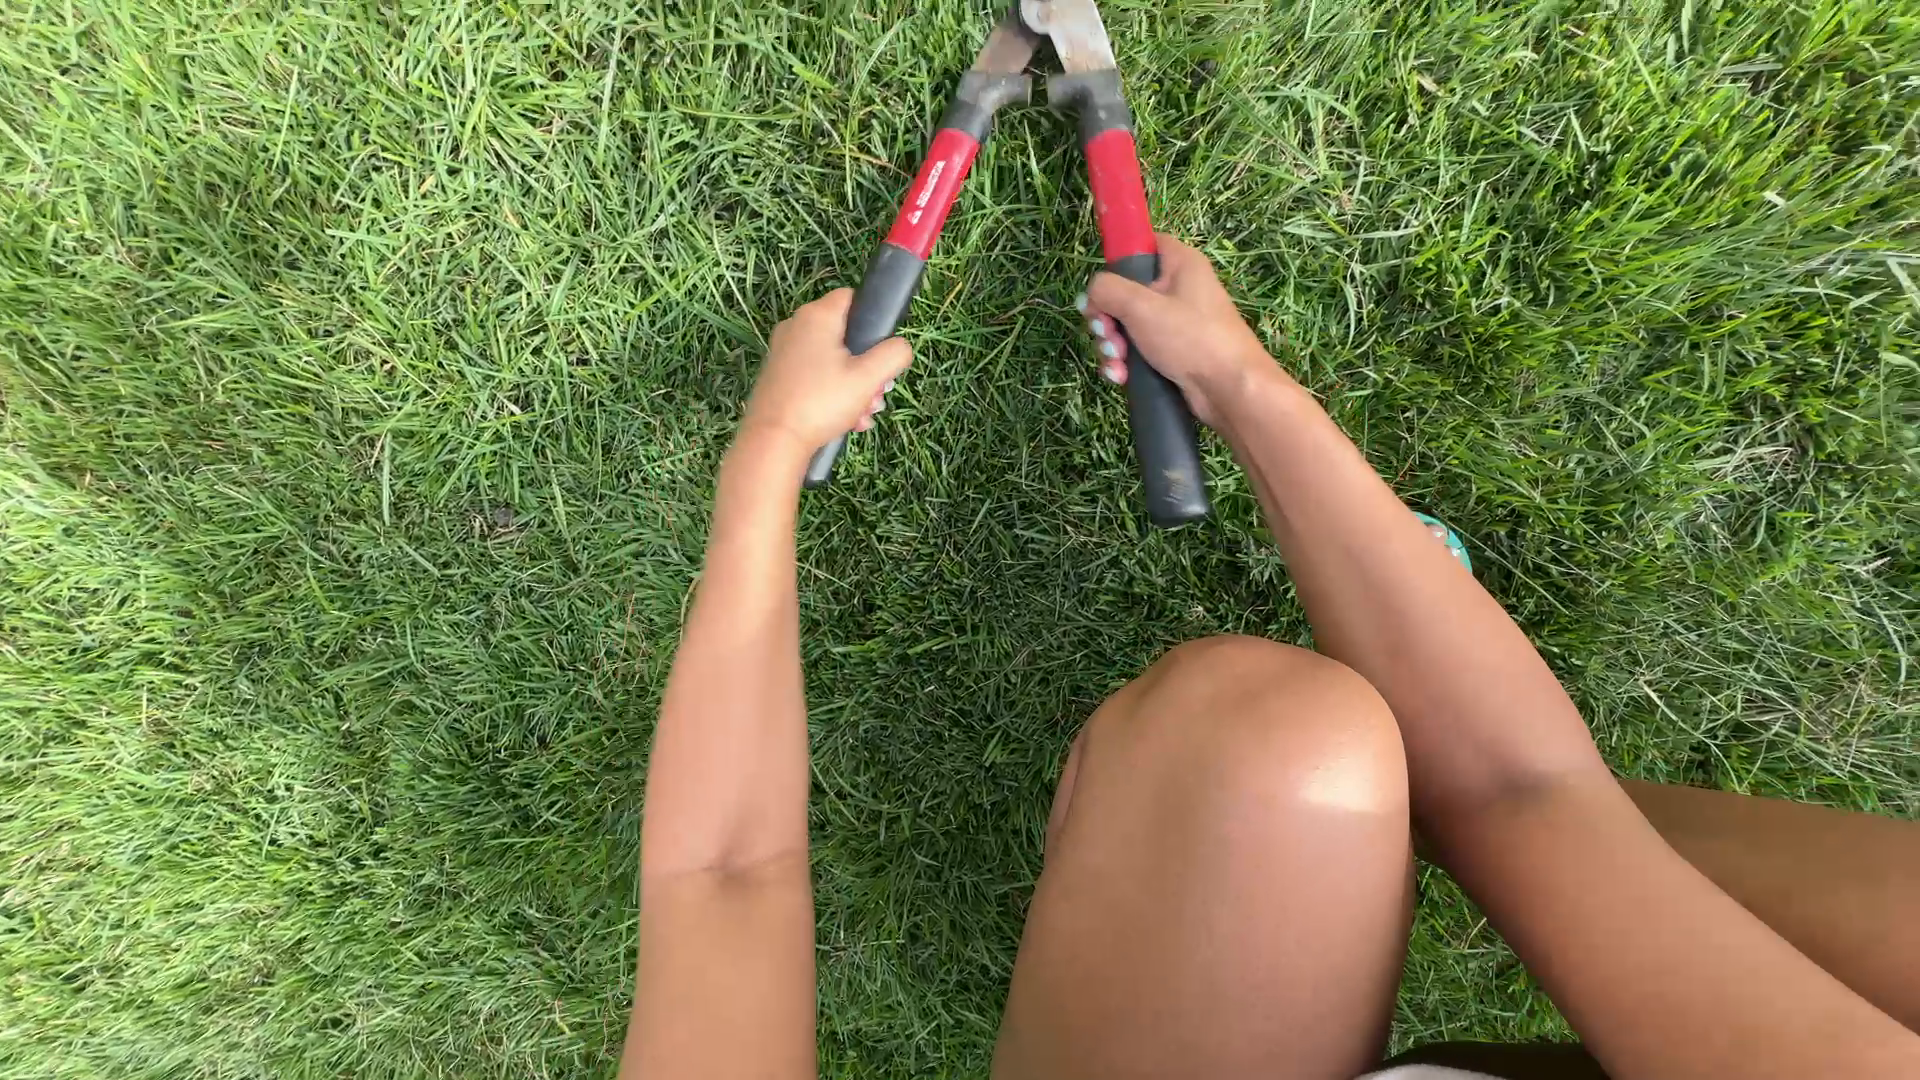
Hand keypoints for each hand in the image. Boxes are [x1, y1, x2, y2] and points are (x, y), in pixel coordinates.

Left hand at [742, 288, 912, 451]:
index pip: (852, 298)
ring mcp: (784, 352)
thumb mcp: (868, 378)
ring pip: (832, 361)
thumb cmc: (822, 402)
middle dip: (868, 367)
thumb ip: (893, 355)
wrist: (775, 440)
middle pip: (845, 336)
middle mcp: (796, 326)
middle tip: (878, 393)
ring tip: (863, 414)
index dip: (871, 321)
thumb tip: (900, 347)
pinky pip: (816, 377)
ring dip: (855, 386)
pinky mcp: (778, 375)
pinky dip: (833, 394)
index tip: (881, 351)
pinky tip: (847, 421)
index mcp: (817, 316)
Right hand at [1079, 234, 1291, 427]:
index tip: (1100, 291)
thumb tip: (1090, 295)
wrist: (1227, 389)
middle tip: (1109, 336)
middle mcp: (1177, 289)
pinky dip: (1124, 363)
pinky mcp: (1170, 353)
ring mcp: (1174, 324)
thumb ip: (1107, 290)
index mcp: (1179, 264)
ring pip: (1125, 327)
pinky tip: (1121, 377)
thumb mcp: (1142, 306)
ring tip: (1117, 364)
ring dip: (1112, 346)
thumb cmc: (1190, 338)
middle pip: (1124, 293)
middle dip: (1107, 320)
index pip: (1141, 246)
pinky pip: (1136, 351)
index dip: (1116, 265)